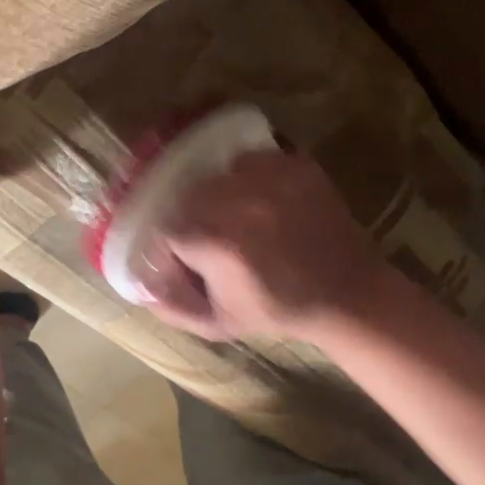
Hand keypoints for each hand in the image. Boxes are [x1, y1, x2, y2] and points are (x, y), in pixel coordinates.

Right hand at [144, 151, 378, 340]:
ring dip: (219, 194)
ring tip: (237, 217)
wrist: (346, 292)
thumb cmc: (277, 309)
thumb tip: (138, 284)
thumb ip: (172, 306)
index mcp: (216, 244)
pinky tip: (259, 200)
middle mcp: (238, 204)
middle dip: (194, 217)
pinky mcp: (293, 165)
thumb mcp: (218, 322)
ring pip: (218, 175)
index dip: (175, 245)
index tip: (188, 258)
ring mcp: (268, 179)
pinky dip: (248, 177)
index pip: (168, 229)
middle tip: (213, 238)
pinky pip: (251, 161)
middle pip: (189, 195)